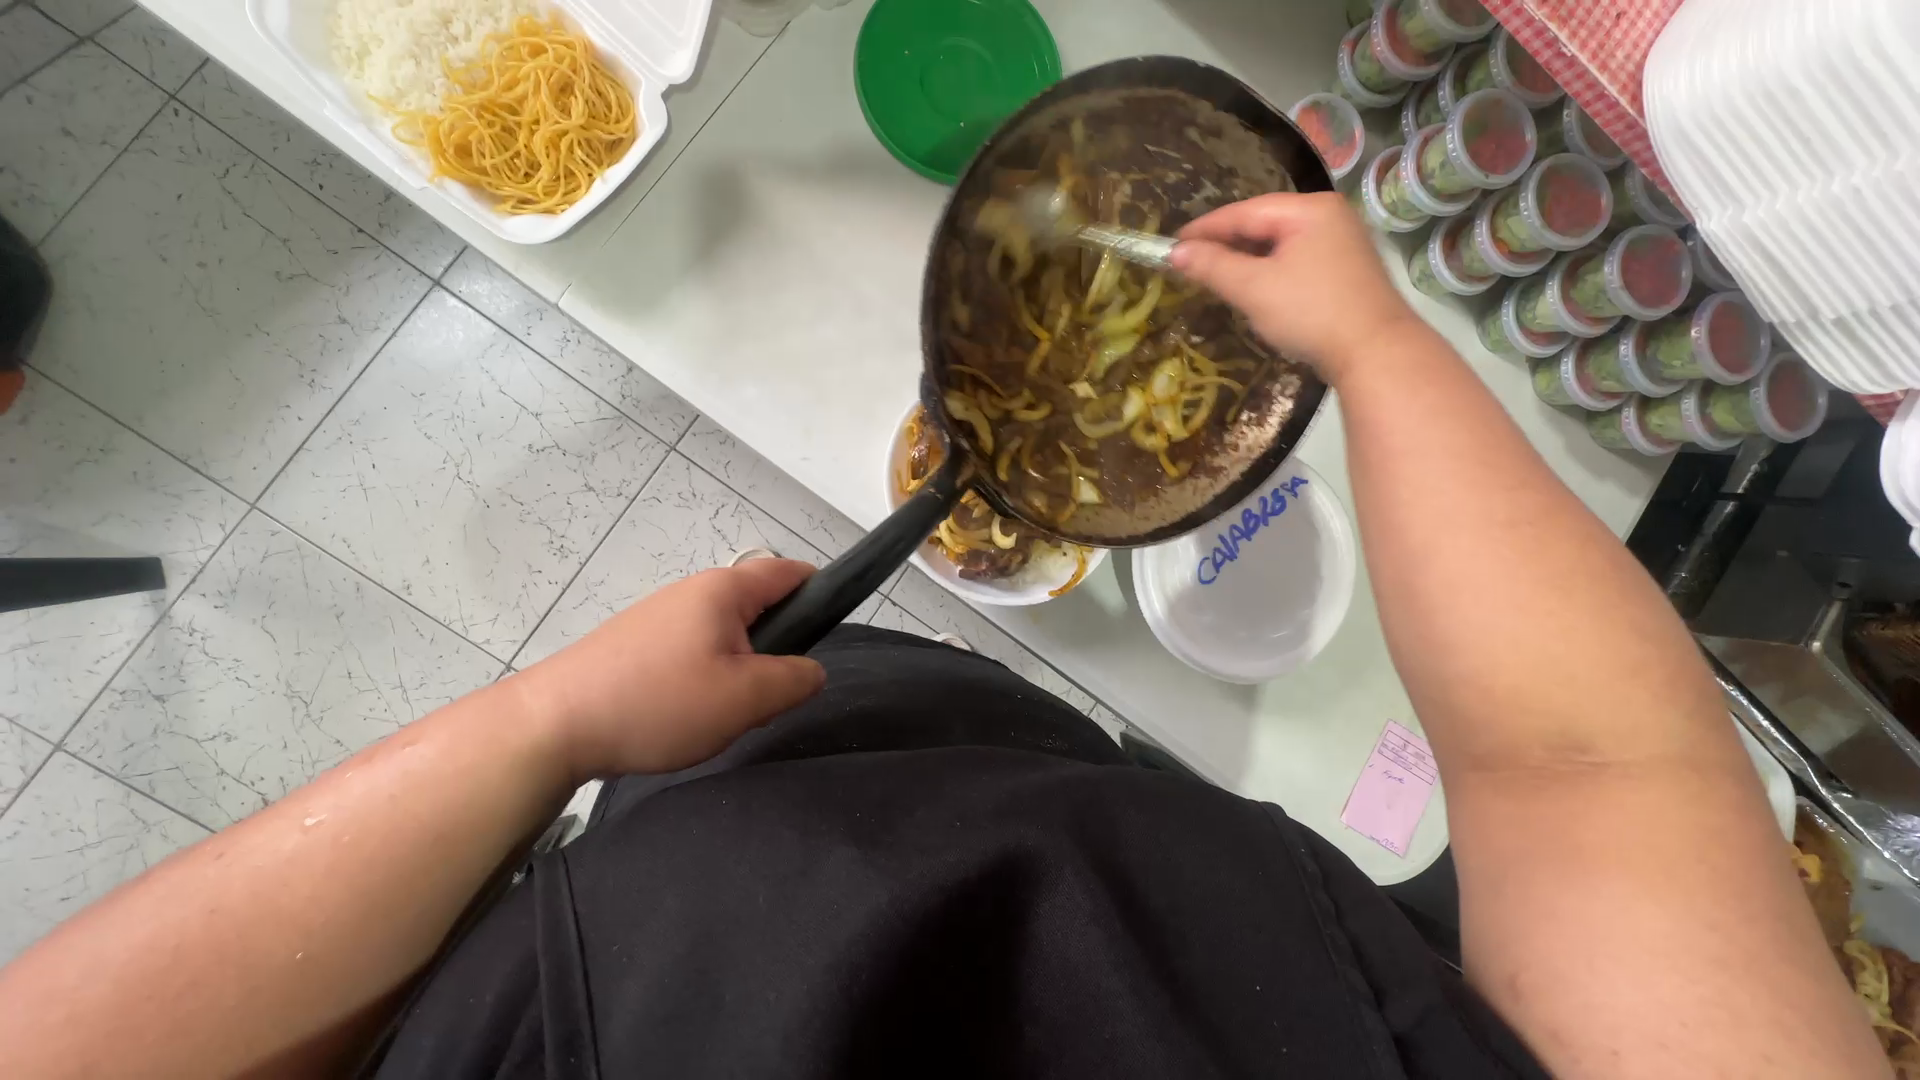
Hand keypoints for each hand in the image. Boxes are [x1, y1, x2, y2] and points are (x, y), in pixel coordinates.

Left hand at [508, 559, 826, 779]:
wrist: (553, 726)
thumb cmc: (659, 702)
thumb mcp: (746, 697)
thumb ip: (795, 679)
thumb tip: (813, 669)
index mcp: (724, 590)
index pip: (789, 572)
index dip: (820, 593)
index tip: (829, 633)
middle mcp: (692, 591)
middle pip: (757, 608)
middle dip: (775, 648)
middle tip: (769, 696)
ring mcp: (659, 616)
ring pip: (724, 636)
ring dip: (738, 671)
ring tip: (724, 714)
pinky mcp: (635, 644)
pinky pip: (692, 652)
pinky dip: (704, 679)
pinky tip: (685, 716)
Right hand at [1170, 192, 1423, 384]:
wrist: (1375, 352)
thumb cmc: (1311, 313)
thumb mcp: (1254, 289)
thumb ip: (1213, 266)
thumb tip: (1175, 252)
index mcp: (1309, 210)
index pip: (1244, 212)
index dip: (1205, 228)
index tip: (1172, 244)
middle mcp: (1328, 216)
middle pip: (1264, 224)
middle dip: (1225, 243)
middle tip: (1189, 262)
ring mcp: (1341, 242)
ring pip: (1279, 244)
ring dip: (1245, 258)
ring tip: (1214, 275)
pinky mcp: (1344, 270)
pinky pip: (1294, 260)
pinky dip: (1268, 270)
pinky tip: (1251, 288)